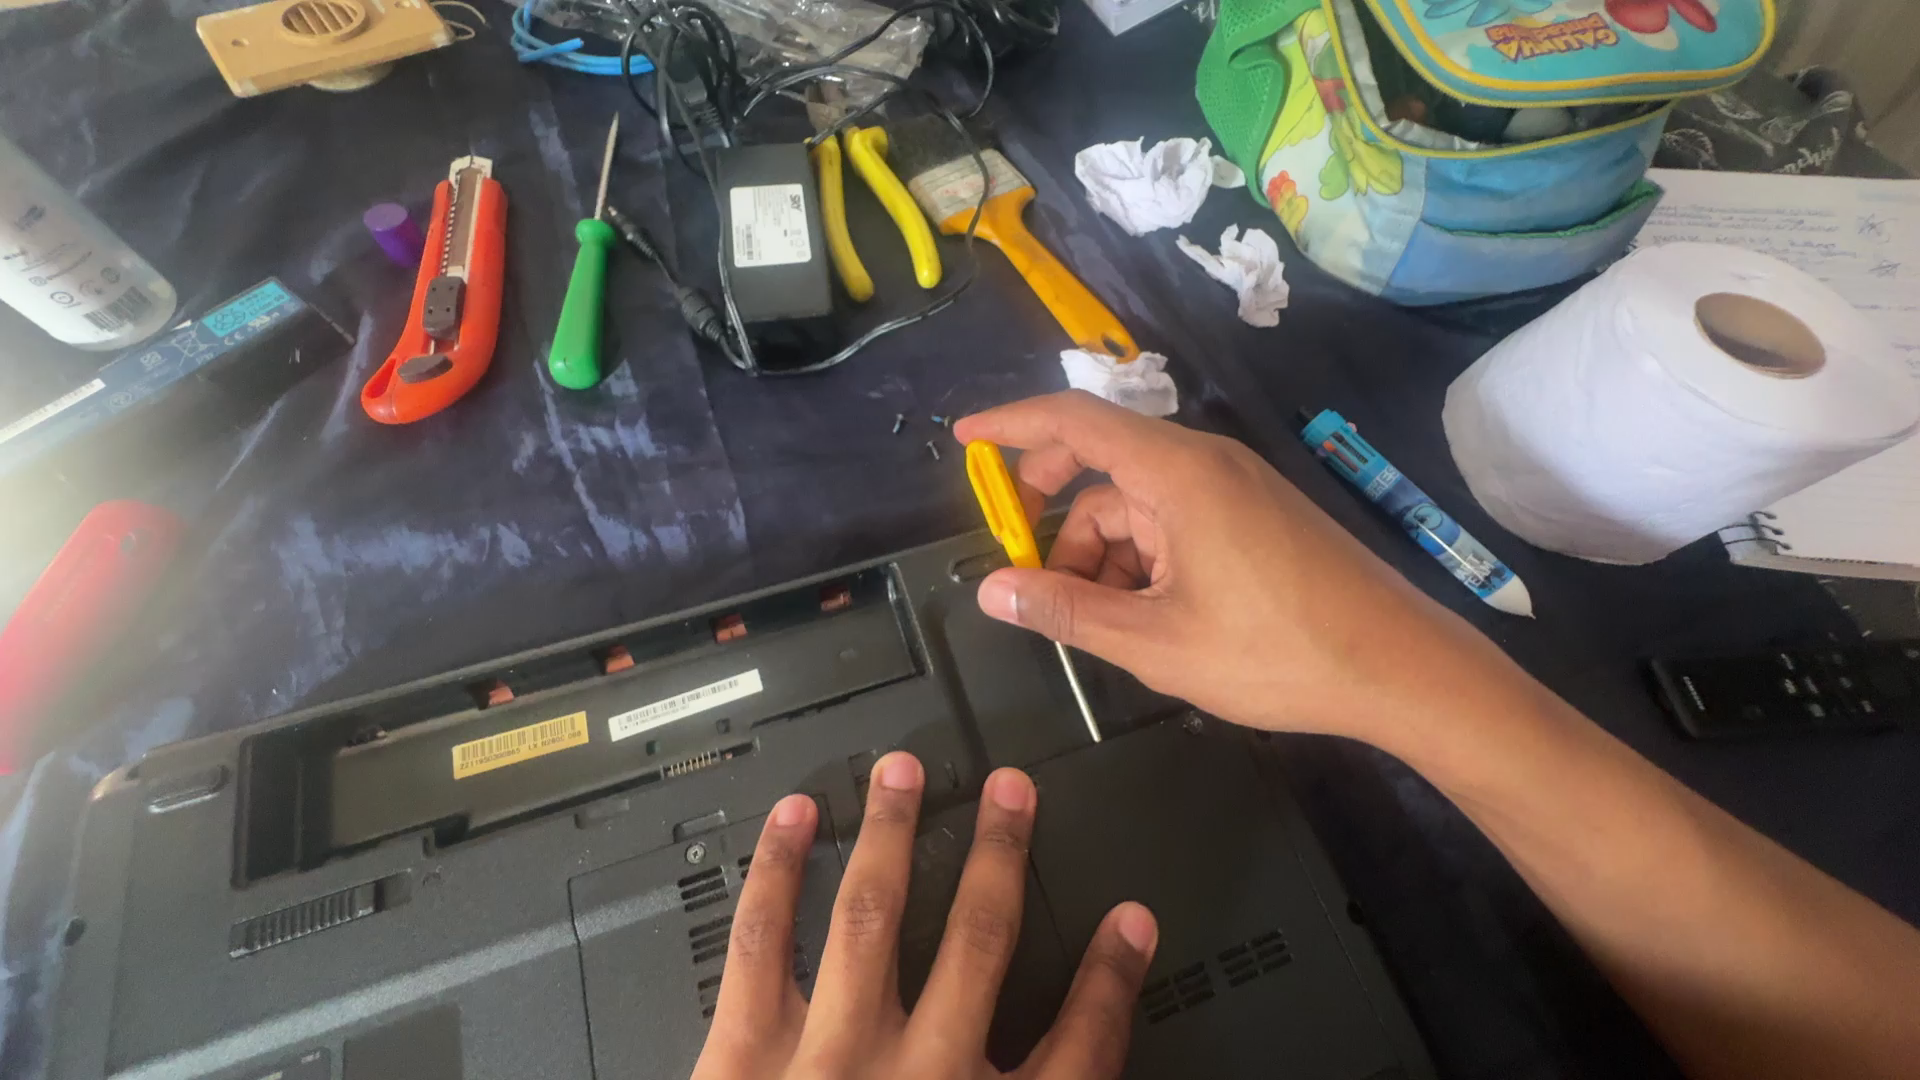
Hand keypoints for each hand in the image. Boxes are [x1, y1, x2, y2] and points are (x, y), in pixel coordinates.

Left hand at [691, 752, 1159, 1079]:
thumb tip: (1077, 1063)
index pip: (1080, 1050)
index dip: (1112, 980)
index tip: (1132, 921)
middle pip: (977, 944)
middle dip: (998, 859)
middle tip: (1011, 788)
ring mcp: (822, 1059)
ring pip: (870, 915)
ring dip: (891, 835)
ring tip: (901, 770)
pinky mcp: (741, 1055)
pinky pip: (763, 942)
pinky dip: (778, 872)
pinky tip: (792, 815)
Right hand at [953, 391, 1518, 744]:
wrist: (1403, 669)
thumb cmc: (1276, 652)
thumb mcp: (1153, 641)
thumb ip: (1066, 610)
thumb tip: (991, 589)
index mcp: (1176, 474)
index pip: (1073, 421)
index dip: (1010, 425)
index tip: (965, 439)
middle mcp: (1202, 463)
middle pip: (1099, 467)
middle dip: (1053, 517)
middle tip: (1030, 571)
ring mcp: (1230, 487)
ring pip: (1134, 504)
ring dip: (1100, 554)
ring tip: (1102, 621)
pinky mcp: (1249, 514)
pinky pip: (1170, 520)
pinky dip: (1139, 558)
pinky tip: (1145, 613)